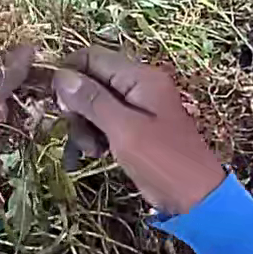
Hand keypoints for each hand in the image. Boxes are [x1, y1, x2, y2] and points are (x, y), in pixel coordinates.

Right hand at [52, 47, 224, 214]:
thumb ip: (92, 100)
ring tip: (91, 149)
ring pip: (93, 103)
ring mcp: (136, 106)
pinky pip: (103, 121)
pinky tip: (97, 153)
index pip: (92, 56)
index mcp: (140, 77)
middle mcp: (137, 85)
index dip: (69, 75)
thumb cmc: (162, 161)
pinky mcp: (133, 127)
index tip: (58, 103)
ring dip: (83, 125)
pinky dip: (95, 135)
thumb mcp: (124, 129)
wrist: (194, 197)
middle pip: (90, 80)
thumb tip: (61, 75)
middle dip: (76, 105)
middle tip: (76, 130)